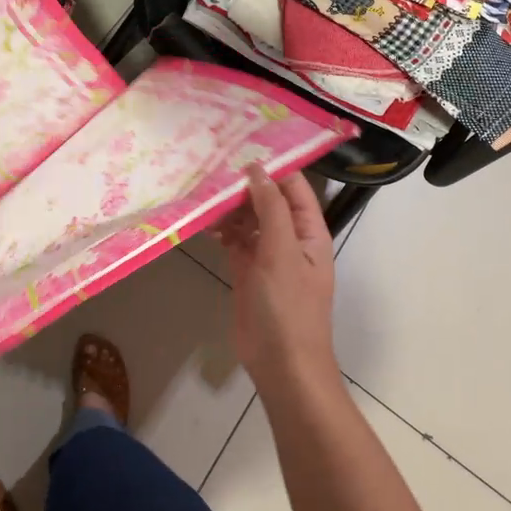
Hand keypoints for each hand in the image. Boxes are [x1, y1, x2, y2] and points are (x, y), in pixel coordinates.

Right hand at [216, 170, 338, 388]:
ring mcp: (268, 256)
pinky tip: (202, 222)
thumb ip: (270, 209)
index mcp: (309, 233)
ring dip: (228, 207)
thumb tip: (256, 169)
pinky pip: (234, 240)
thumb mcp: (282, 252)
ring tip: (201, 192)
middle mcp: (290, 239)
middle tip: (210, 165)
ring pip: (248, 220)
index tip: (240, 146)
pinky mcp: (247, 271)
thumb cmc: (288, 307)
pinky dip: (220, 230)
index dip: (272, 166)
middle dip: (243, 184)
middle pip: (267, 200)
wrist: (282, 364)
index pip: (294, 187)